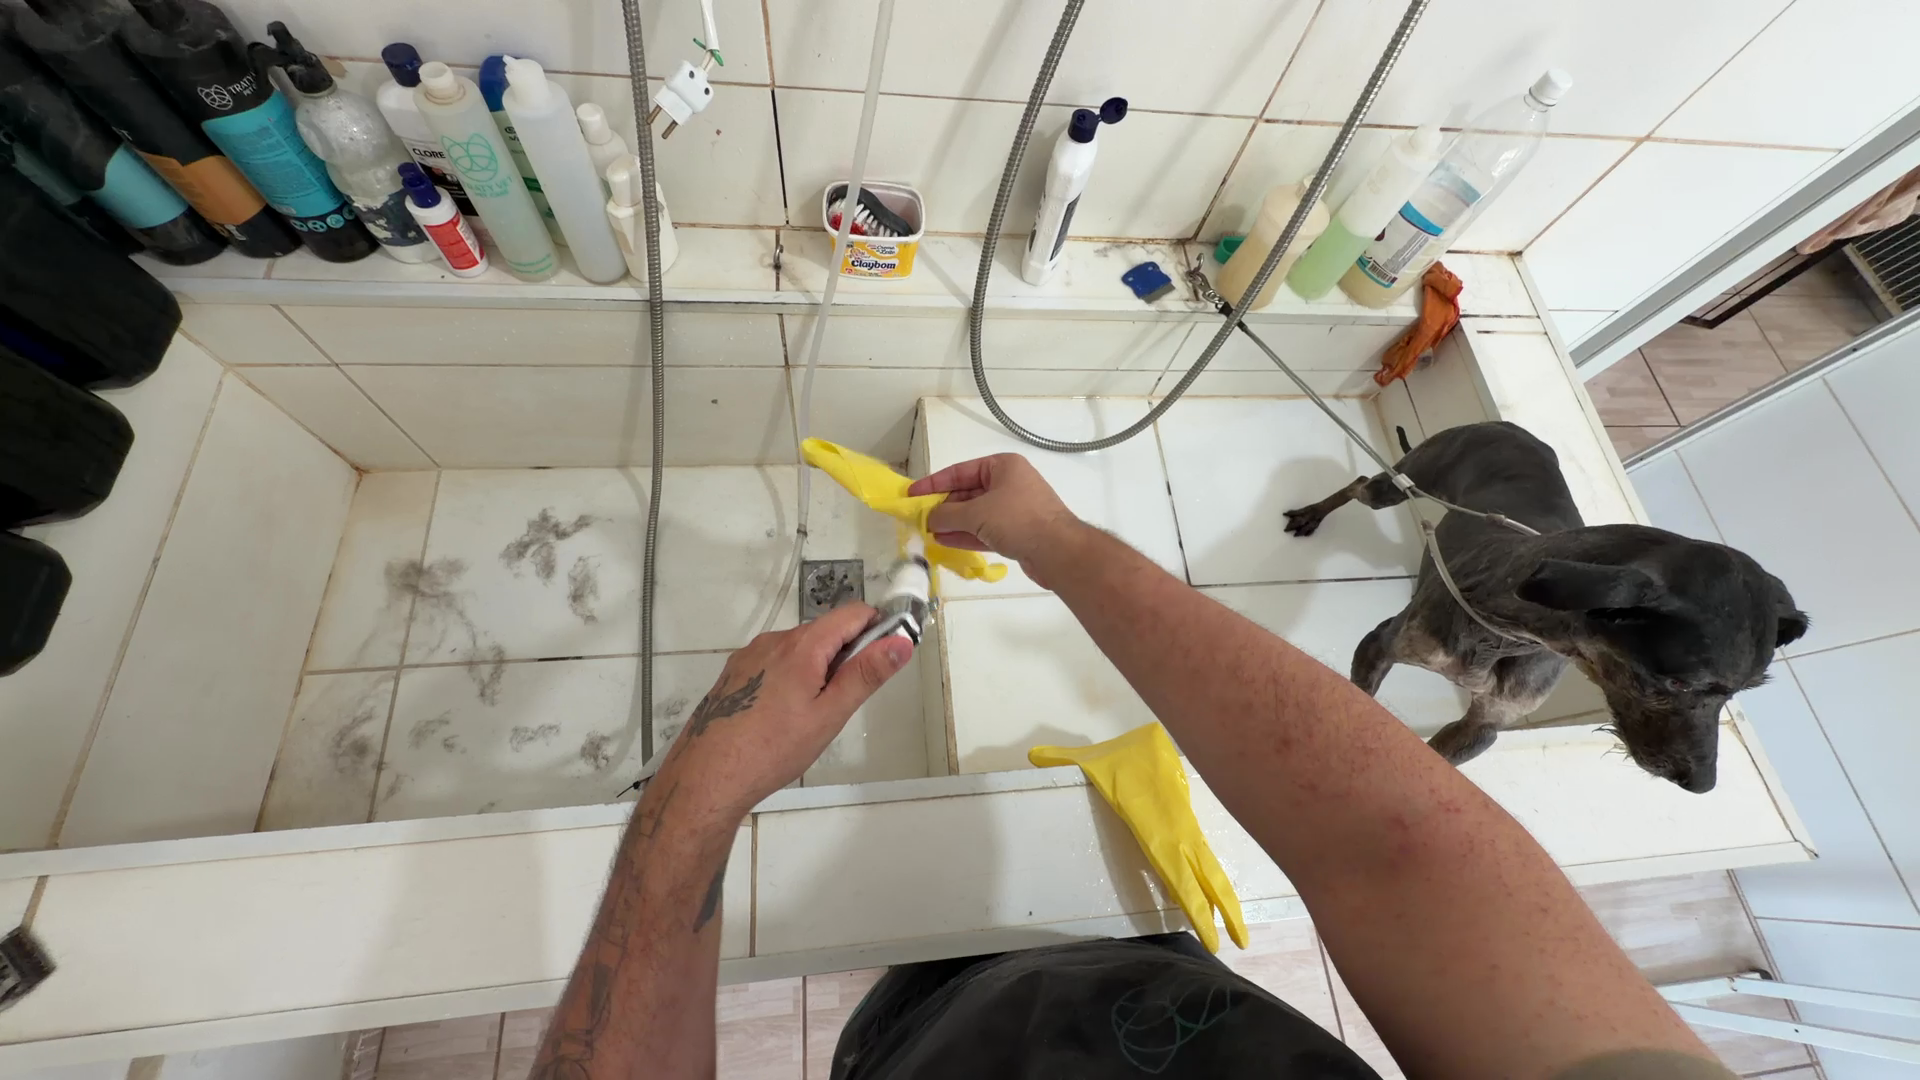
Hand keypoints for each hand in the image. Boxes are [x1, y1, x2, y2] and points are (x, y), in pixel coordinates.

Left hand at [652, 604, 910, 819]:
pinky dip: (791, 677)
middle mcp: (775, 639)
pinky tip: (781, 716)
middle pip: (826, 631)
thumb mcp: (829, 714)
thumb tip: (901, 642)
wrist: (706, 778)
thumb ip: (866, 674)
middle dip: (846, 655)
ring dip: (817, 668)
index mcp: (802, 644)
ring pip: (800, 648)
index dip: (877, 629)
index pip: (854, 613)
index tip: (884, 660)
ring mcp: (750, 655)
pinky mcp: (734, 673)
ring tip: (811, 716)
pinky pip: (775, 662)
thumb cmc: (774, 748)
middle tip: (844, 702)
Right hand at [908, 454, 1080, 581]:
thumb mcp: (976, 513)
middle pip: (967, 492)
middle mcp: (1009, 483)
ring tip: (927, 531)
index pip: (960, 471)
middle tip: (918, 517)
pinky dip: (966, 535)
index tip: (912, 494)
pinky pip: (985, 530)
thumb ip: (947, 514)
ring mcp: (1014, 509)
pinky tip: (944, 541)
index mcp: (1003, 466)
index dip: (934, 483)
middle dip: (943, 506)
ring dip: (952, 523)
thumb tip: (928, 518)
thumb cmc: (1018, 520)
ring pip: (975, 513)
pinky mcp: (1016, 532)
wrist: (1058, 551)